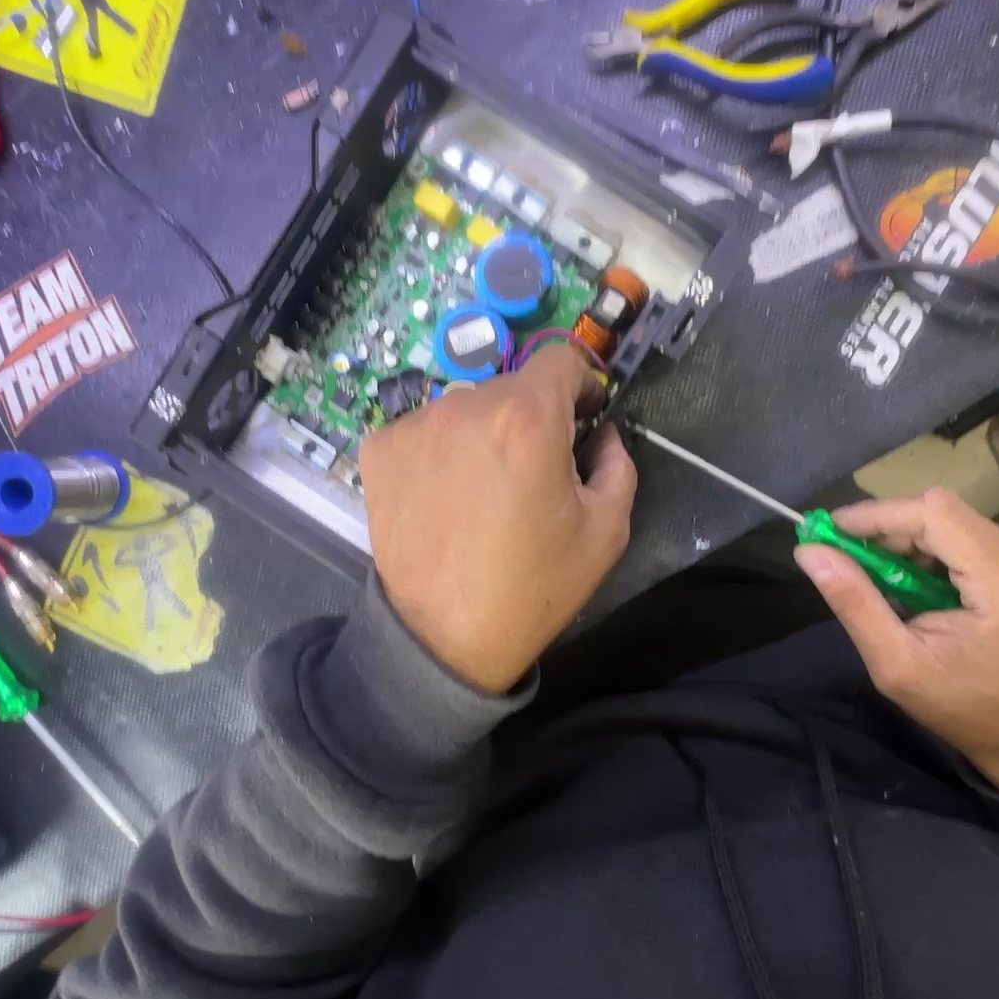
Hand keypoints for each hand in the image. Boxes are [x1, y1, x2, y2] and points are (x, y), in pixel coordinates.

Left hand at [360, 348, 636, 693]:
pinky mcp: (379, 449)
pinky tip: (447, 495)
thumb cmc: (534, 587)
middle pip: (513, 387)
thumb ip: (619, 462)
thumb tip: (602, 433)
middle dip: (534, 417)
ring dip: (485, 432)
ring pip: (467, 408)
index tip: (583, 417)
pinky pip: (425, 430)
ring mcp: (415, 425)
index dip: (582, 384)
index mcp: (527, 418)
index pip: (561, 359)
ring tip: (486, 491)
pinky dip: (442, 450)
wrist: (444, 639)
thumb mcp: (607, 530)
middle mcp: (465, 405)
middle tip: (535, 473)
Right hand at [793, 488, 998, 794]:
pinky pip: (968, 533)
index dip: (880, 514)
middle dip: (888, 529)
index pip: (937, 515)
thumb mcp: (896, 665)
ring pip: (953, 520)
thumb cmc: (962, 707)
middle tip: (848, 557)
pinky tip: (913, 582)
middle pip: (944, 513)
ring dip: (907, 540)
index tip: (832, 529)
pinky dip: (931, 550)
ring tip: (881, 579)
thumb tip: (809, 551)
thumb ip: (854, 603)